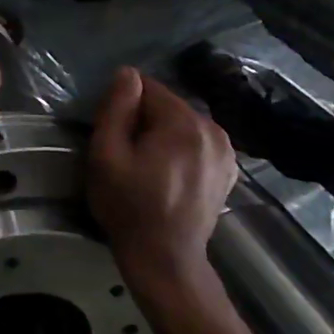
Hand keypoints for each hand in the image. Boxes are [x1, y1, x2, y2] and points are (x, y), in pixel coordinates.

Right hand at [86, 68, 236, 279]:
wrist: (166, 261)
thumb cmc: (130, 208)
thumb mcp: (106, 155)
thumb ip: (116, 108)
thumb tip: (127, 73)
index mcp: (184, 121)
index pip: (147, 87)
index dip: (125, 108)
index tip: (116, 137)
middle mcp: (212, 127)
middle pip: (167, 105)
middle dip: (145, 121)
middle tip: (128, 156)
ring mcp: (226, 149)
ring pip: (182, 123)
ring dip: (164, 135)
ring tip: (148, 168)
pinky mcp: (228, 168)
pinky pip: (197, 142)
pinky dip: (182, 149)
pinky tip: (169, 175)